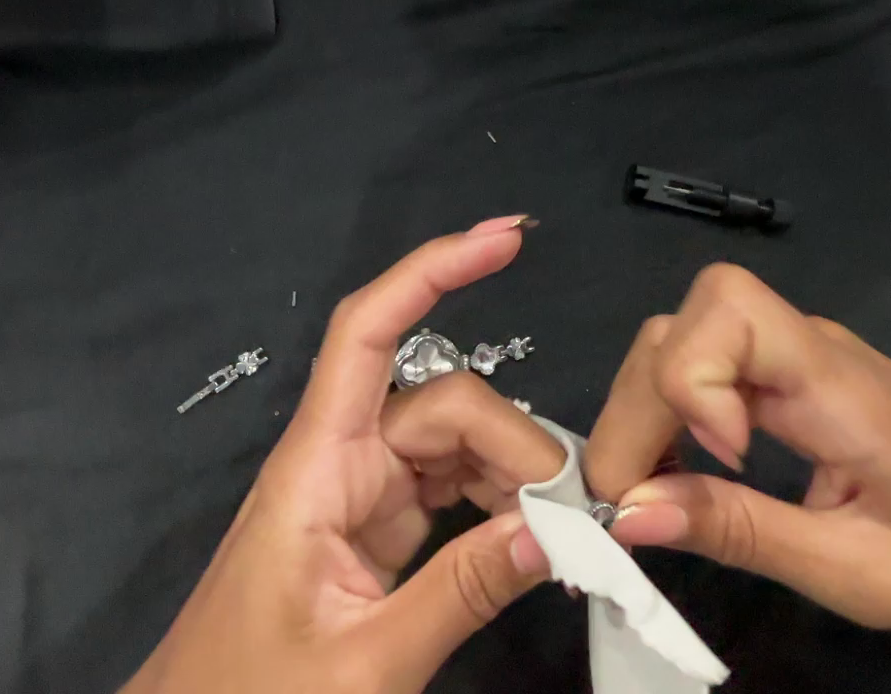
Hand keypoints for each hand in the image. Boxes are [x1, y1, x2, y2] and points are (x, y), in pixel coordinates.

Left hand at [122, 219, 564, 693]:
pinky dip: (495, 499)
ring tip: (560, 529)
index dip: (432, 270)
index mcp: (317, 465)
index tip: (504, 239)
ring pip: (454, 439)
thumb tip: (554, 530)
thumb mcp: (363, 664)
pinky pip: (451, 482)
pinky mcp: (380, 521)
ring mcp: (364, 487)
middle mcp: (343, 455)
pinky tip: (528, 534)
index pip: (369, 332)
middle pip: (441, 401)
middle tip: (573, 513)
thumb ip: (460, 593)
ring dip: (510, 471)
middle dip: (511, 441)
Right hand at [584, 263, 890, 628]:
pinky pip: (683, 363)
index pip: (730, 309)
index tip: (723, 458)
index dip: (695, 377)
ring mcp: (776, 346)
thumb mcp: (861, 572)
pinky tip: (668, 467)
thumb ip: (746, 534)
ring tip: (646, 489)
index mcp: (837, 382)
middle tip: (631, 501)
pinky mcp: (764, 361)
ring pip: (667, 340)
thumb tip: (630, 515)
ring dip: (637, 413)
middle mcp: (795, 342)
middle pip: (676, 328)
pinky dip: (656, 413)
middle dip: (636, 413)